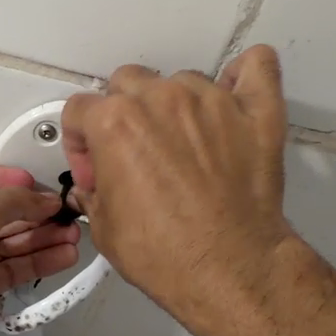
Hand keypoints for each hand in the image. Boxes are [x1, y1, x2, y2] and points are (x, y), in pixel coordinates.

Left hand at [0, 165, 79, 335]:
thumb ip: (11, 200)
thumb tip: (42, 197)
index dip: (3, 179)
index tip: (34, 183)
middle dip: (31, 212)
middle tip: (64, 212)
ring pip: (5, 243)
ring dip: (39, 237)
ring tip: (72, 236)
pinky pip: (9, 269)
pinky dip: (35, 262)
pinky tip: (62, 256)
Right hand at [61, 45, 303, 322]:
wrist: (226, 268)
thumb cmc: (164, 252)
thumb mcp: (104, 227)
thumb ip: (94, 193)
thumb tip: (95, 190)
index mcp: (115, 124)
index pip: (80, 109)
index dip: (79, 142)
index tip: (92, 168)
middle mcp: (161, 100)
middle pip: (128, 82)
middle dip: (121, 114)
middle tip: (131, 154)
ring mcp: (212, 100)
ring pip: (181, 80)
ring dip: (173, 106)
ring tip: (181, 145)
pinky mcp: (255, 112)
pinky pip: (254, 67)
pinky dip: (242, 77)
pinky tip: (231, 101)